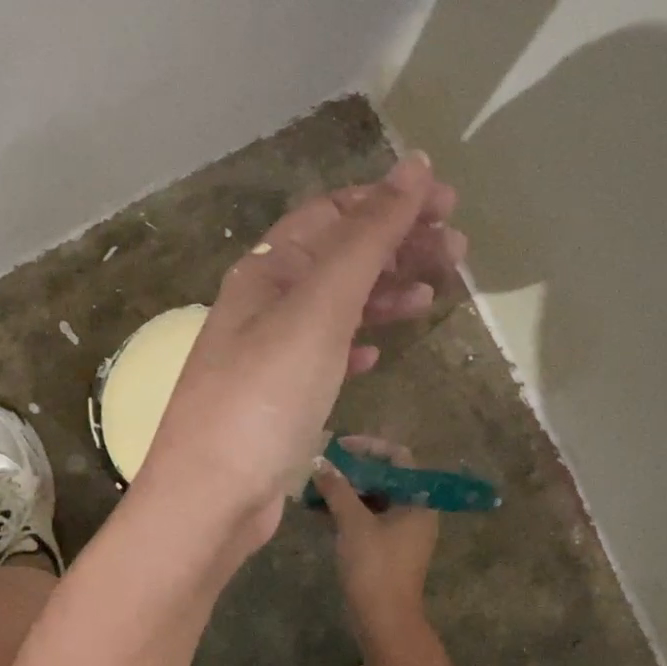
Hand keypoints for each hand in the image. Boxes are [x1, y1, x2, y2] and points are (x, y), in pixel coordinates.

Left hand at [134, 151, 461, 551]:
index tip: (450, 205)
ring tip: (432, 300)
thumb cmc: (263, 397)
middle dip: (394, 248)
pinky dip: (352, 347)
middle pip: (334, 260)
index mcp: (264, 273)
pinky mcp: (271, 403)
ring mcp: (262, 358)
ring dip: (381, 297)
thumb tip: (414, 167)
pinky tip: (375, 356)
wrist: (209, 497)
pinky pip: (318, 359)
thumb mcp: (318, 308)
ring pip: (331, 310)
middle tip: (457, 254)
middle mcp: (258, 308)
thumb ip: (366, 239)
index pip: (330, 215)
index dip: (388, 202)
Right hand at [312, 435, 439, 633]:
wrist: (383, 618)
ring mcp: (399, 531)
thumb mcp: (353, 523)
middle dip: (350, 471)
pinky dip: (344, 512)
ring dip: (343, 492)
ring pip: (371, 499)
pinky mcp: (384, 548)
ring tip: (313, 488)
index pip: (398, 458)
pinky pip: (365, 519)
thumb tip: (319, 463)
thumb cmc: (375, 566)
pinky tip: (317, 511)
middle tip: (320, 468)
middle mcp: (413, 511)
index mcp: (417, 500)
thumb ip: (337, 489)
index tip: (339, 448)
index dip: (369, 447)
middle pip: (383, 478)